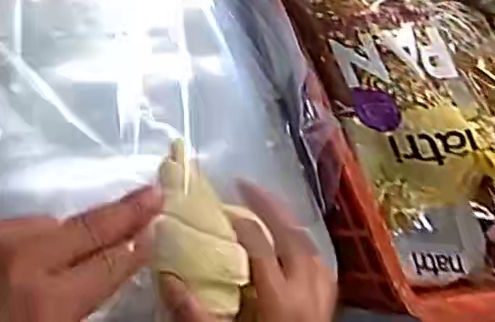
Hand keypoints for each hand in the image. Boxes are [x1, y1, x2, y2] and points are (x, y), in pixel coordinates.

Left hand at [0, 185, 163, 321]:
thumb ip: (72, 307)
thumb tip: (99, 272)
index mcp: (44, 306)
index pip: (103, 269)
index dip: (132, 251)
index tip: (154, 230)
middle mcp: (23, 259)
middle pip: (87, 229)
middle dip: (124, 213)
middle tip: (153, 194)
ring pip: (48, 224)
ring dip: (62, 238)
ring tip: (57, 264)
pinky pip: (15, 224)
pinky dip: (24, 239)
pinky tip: (13, 265)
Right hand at [157, 182, 334, 321]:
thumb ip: (195, 314)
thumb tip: (166, 276)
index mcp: (280, 299)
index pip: (258, 243)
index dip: (237, 221)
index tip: (217, 209)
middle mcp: (306, 294)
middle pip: (292, 236)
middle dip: (268, 206)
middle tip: (245, 186)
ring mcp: (323, 304)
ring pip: (312, 250)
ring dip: (290, 226)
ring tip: (268, 211)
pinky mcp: (329, 315)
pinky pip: (323, 271)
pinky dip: (306, 251)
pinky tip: (292, 250)